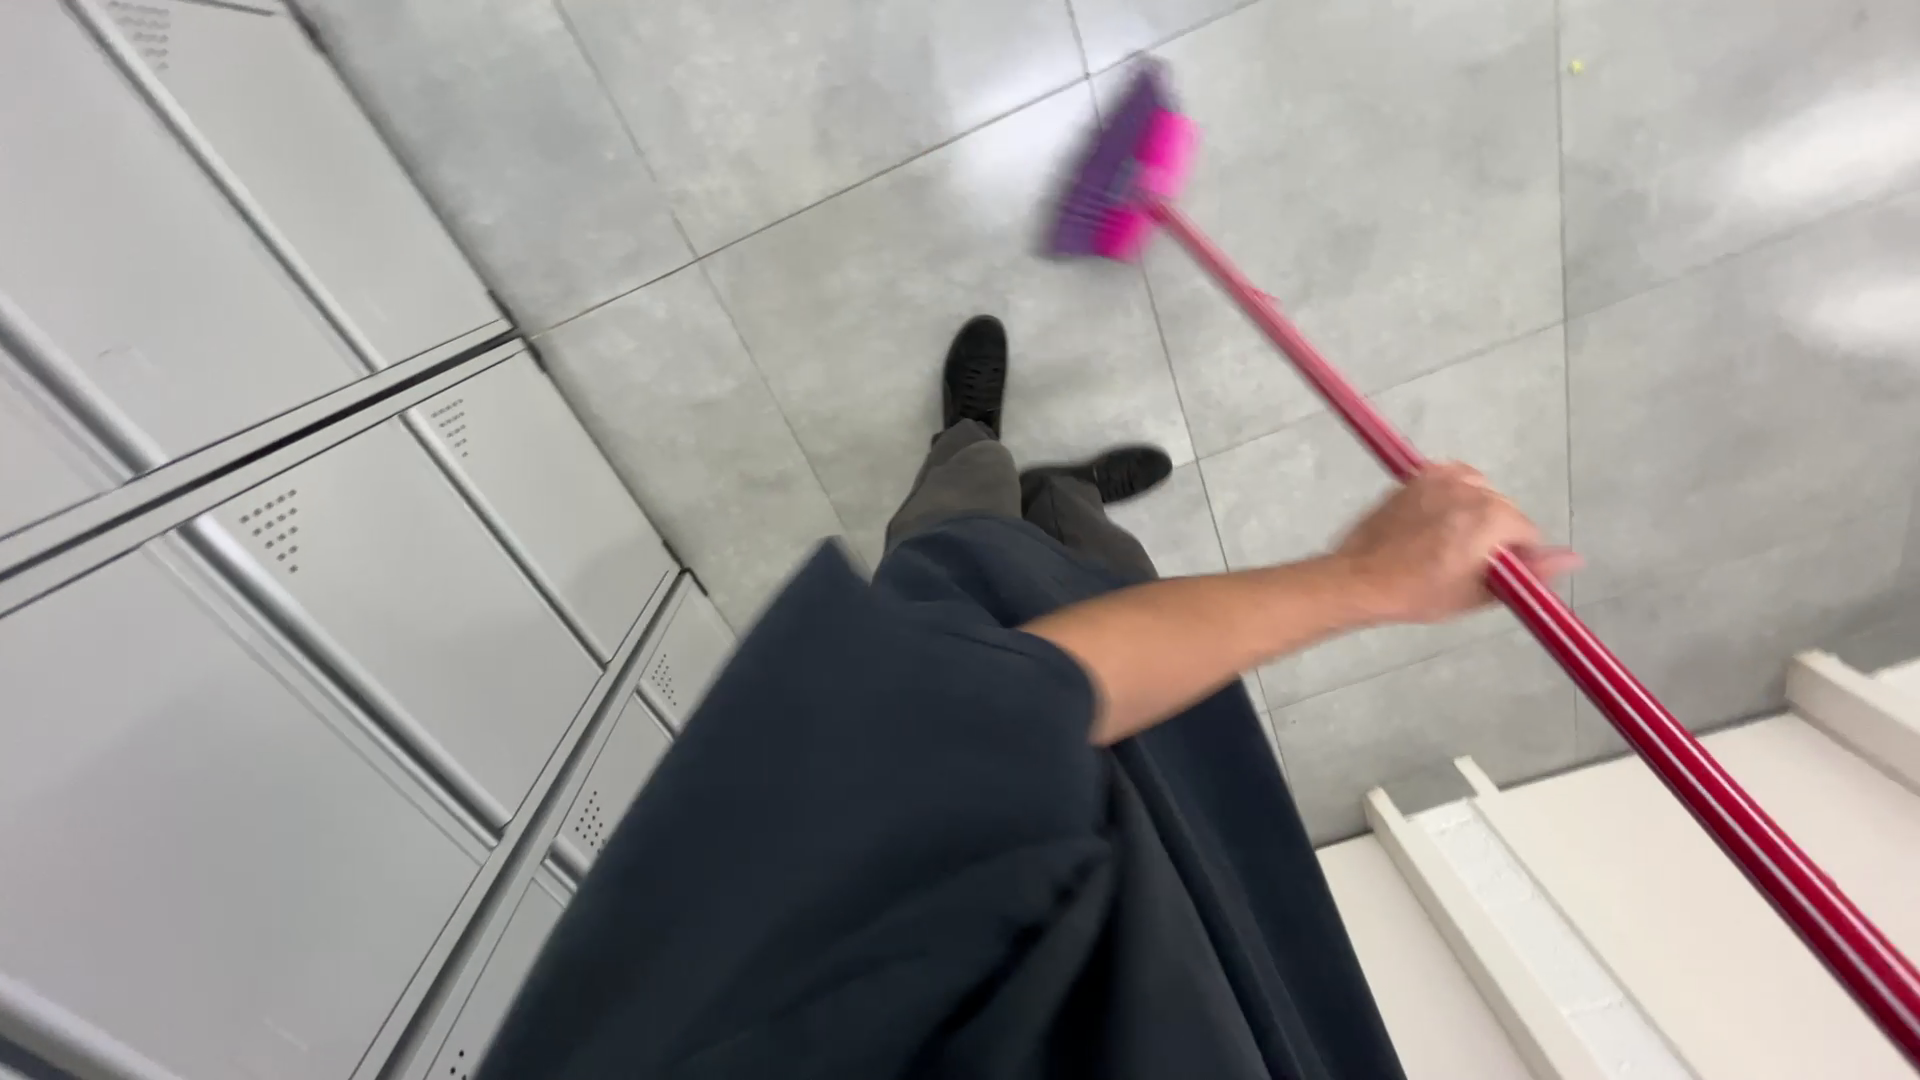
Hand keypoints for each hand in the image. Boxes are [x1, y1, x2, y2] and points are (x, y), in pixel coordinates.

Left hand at [1330, 462, 1579, 624]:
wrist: (1360, 580)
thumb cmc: (1418, 593)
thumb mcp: (1479, 593)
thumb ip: (1531, 572)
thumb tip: (1576, 558)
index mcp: (1492, 517)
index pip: (1527, 533)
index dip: (1514, 557)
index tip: (1489, 572)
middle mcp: (1469, 490)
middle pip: (1503, 510)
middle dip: (1493, 533)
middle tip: (1461, 560)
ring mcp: (1438, 480)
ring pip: (1479, 491)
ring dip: (1474, 510)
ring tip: (1448, 539)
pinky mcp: (1413, 478)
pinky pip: (1449, 476)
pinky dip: (1452, 491)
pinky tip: (1438, 515)